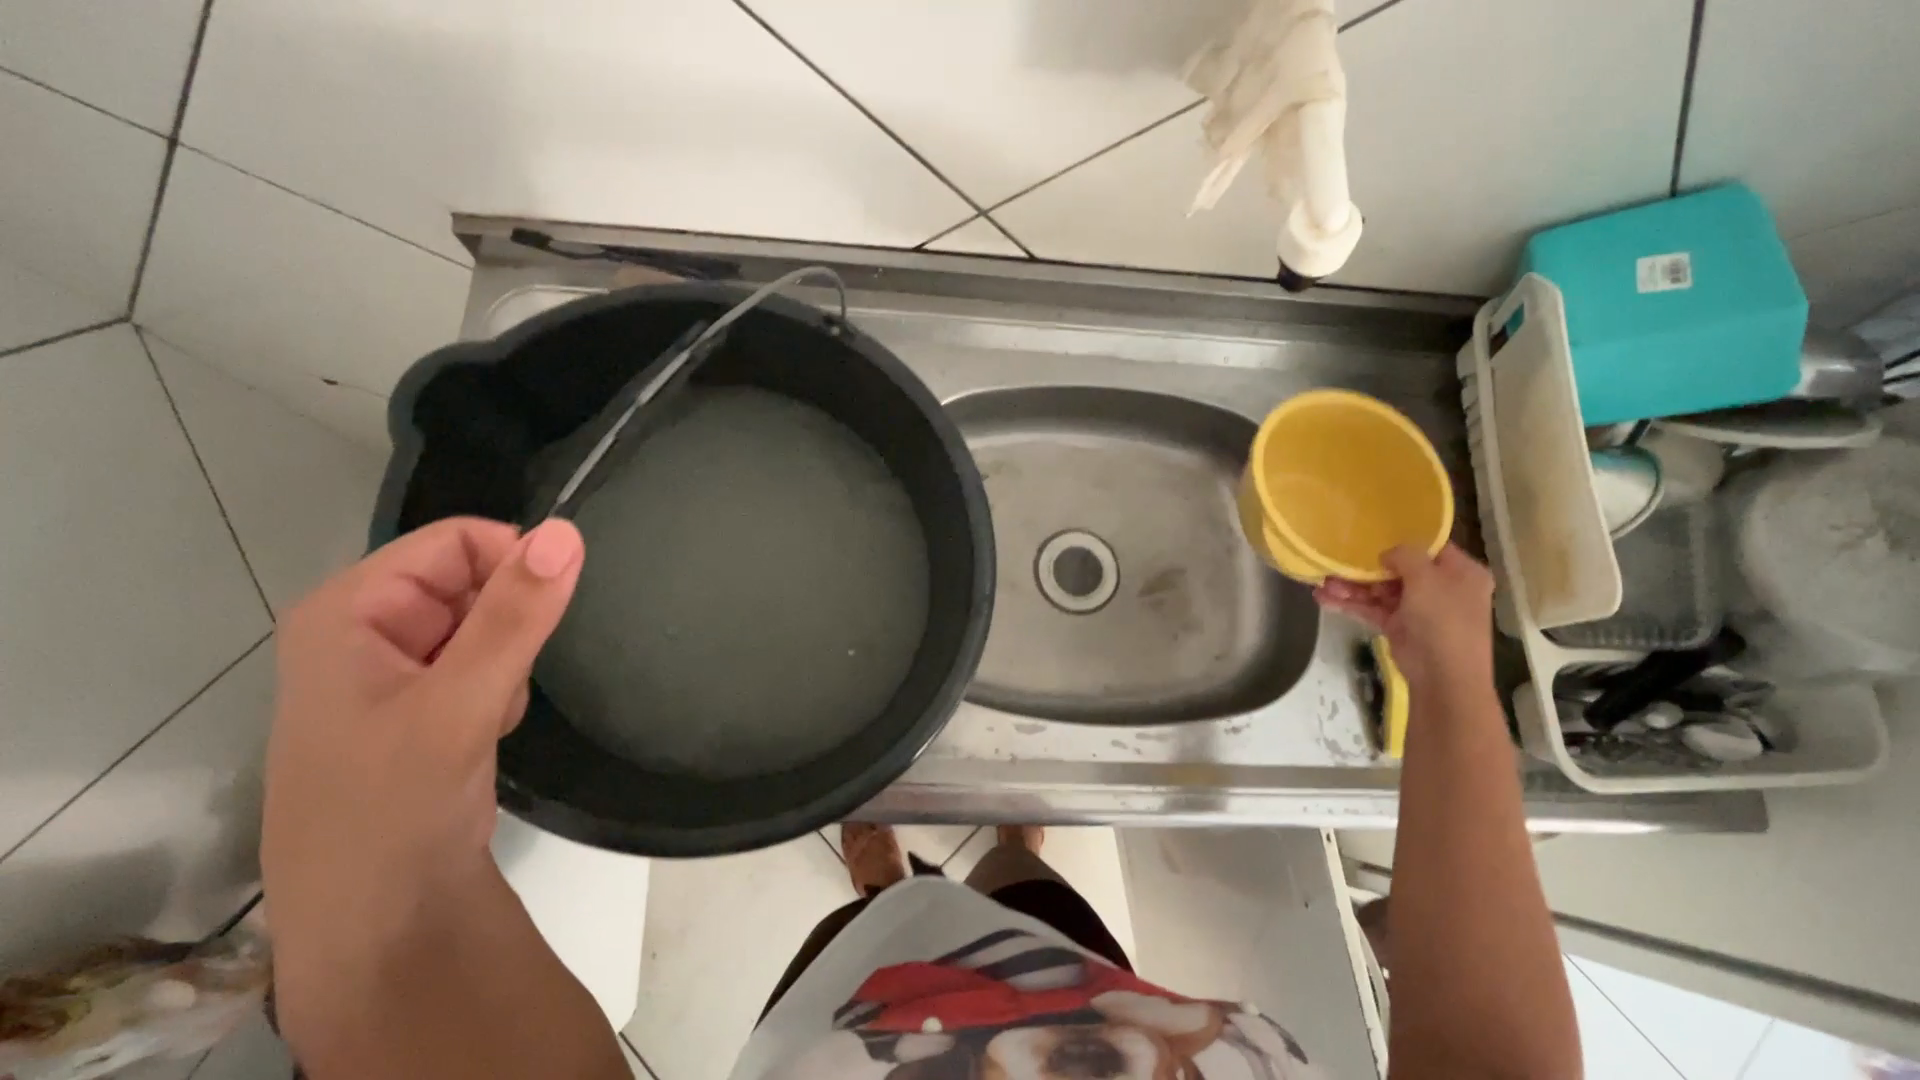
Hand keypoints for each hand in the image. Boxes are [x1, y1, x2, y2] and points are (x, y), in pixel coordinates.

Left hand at [262, 518, 583, 999]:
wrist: (379, 921)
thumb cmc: (393, 805)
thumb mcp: (457, 706)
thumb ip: (514, 617)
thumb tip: (566, 531)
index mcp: (349, 609)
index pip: (455, 541)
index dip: (511, 565)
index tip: (544, 617)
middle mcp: (365, 628)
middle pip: (472, 581)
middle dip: (507, 627)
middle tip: (501, 684)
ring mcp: (394, 670)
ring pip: (487, 626)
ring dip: (506, 666)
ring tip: (486, 717)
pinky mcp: (423, 707)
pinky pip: (485, 665)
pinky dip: (500, 692)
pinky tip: (485, 734)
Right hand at [1314, 543, 1493, 693]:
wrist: (1443, 676)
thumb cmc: (1442, 619)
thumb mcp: (1426, 578)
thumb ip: (1405, 556)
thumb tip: (1387, 555)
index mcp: (1461, 573)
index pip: (1431, 548)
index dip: (1403, 542)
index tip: (1374, 536)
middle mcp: (1442, 589)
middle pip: (1400, 570)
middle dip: (1367, 568)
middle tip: (1338, 563)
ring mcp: (1420, 610)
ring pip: (1382, 591)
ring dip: (1353, 587)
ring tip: (1323, 584)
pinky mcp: (1400, 627)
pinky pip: (1373, 610)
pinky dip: (1351, 605)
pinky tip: (1325, 599)